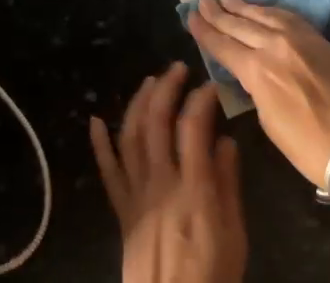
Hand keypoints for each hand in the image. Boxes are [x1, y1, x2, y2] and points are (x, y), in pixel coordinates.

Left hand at [89, 63, 246, 282]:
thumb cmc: (212, 273)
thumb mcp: (234, 232)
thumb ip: (228, 184)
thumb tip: (226, 140)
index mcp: (193, 189)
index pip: (192, 127)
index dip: (200, 99)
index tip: (211, 84)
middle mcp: (160, 183)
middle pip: (156, 123)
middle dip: (167, 89)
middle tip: (178, 68)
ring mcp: (136, 194)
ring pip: (130, 137)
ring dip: (138, 103)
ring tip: (150, 81)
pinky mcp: (121, 209)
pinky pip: (107, 171)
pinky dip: (99, 143)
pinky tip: (95, 120)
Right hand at [187, 0, 329, 185]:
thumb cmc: (305, 145)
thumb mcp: (266, 118)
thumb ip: (255, 86)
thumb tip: (251, 70)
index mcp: (256, 70)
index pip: (223, 45)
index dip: (205, 31)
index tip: (191, 17)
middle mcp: (274, 46)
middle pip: (240, 24)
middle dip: (219, 13)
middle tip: (203, 0)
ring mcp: (299, 38)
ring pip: (264, 15)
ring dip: (243, 6)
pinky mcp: (318, 38)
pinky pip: (288, 17)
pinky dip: (271, 10)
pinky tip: (262, 8)